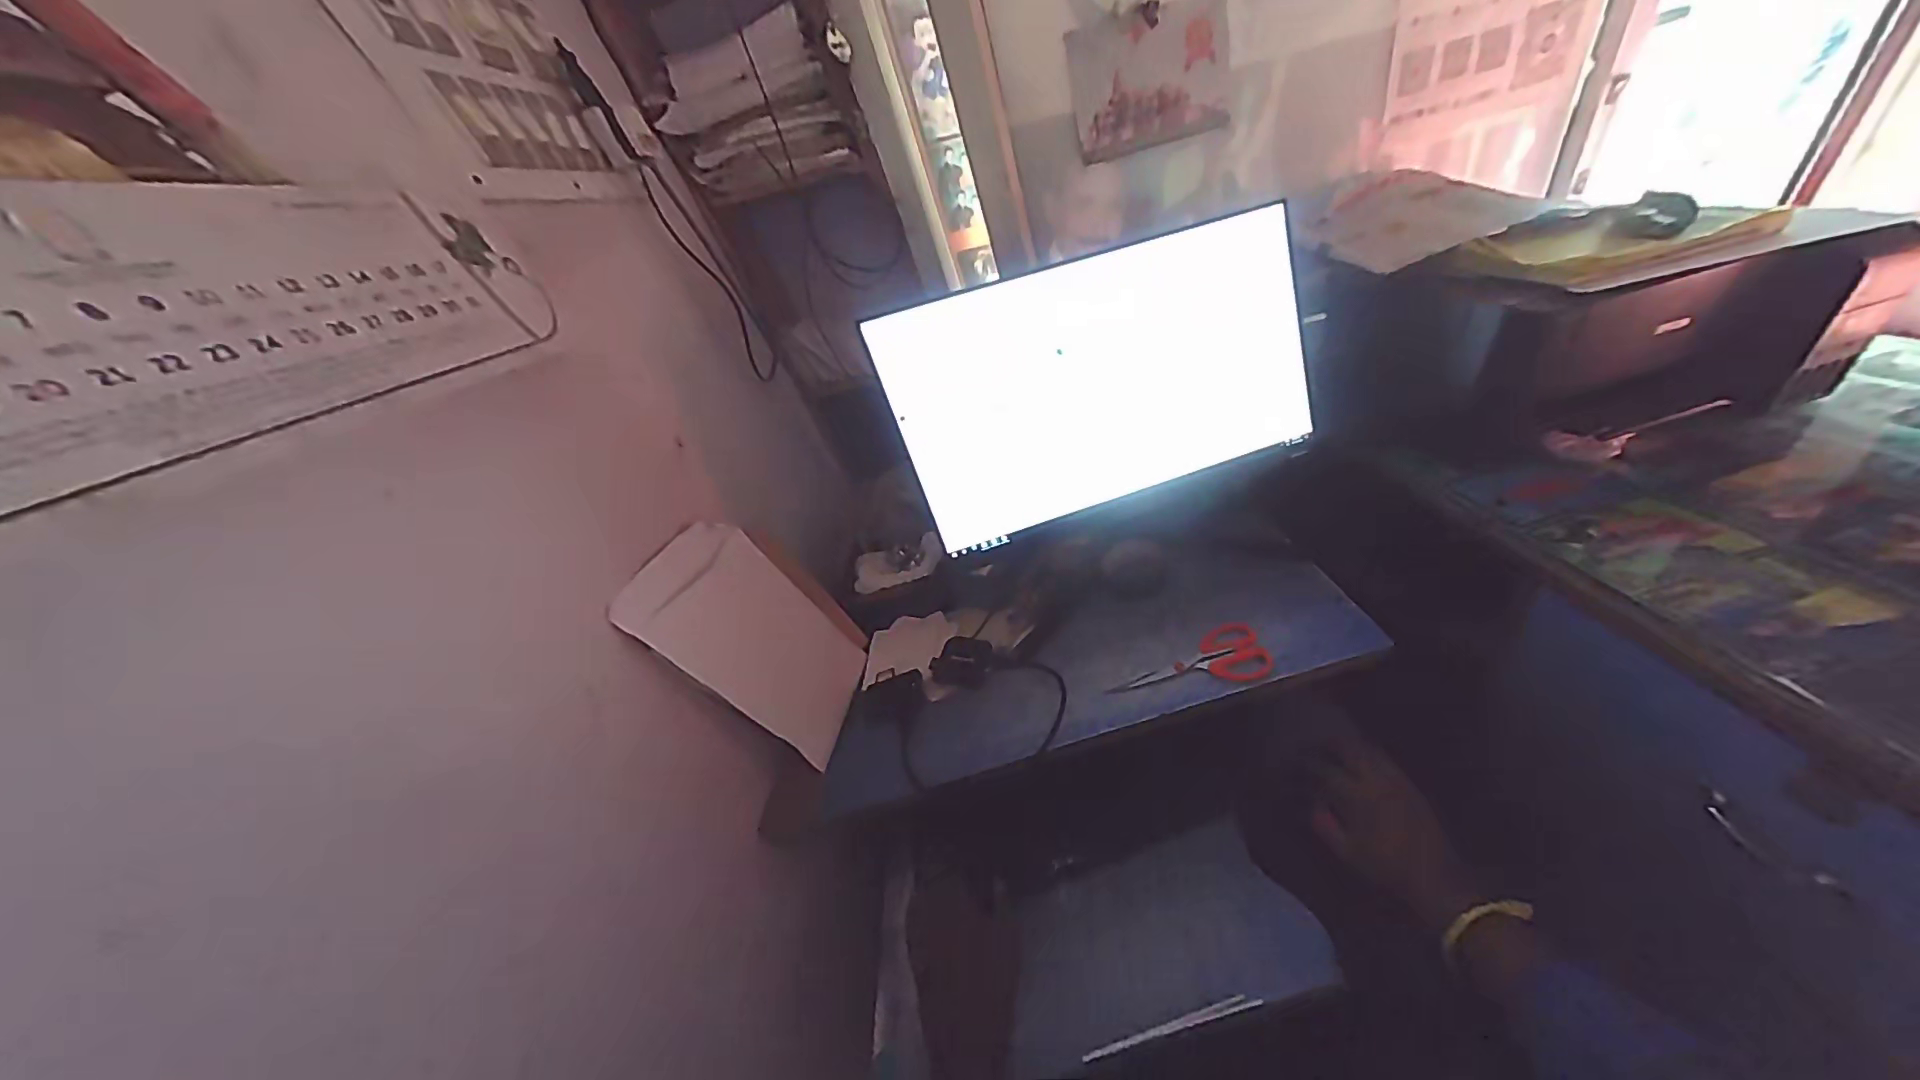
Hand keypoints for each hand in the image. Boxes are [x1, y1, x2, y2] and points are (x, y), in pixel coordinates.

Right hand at [1307, 734, 1482, 931]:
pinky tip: (1362, 762)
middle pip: (1347, 748)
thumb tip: (1312, 803)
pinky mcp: (1411, 785)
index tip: (1295, 763)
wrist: (1437, 879)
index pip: (1323, 769)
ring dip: (1349, 746)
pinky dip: (1368, 753)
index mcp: (1357, 796)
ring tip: (1335, 749)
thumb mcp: (1347, 852)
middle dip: (1327, 744)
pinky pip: (1385, 759)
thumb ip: (1324, 824)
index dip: (1306, 764)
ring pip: (1368, 749)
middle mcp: (1376, 780)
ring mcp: (1397, 780)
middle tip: (1314, 747)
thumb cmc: (1386, 868)